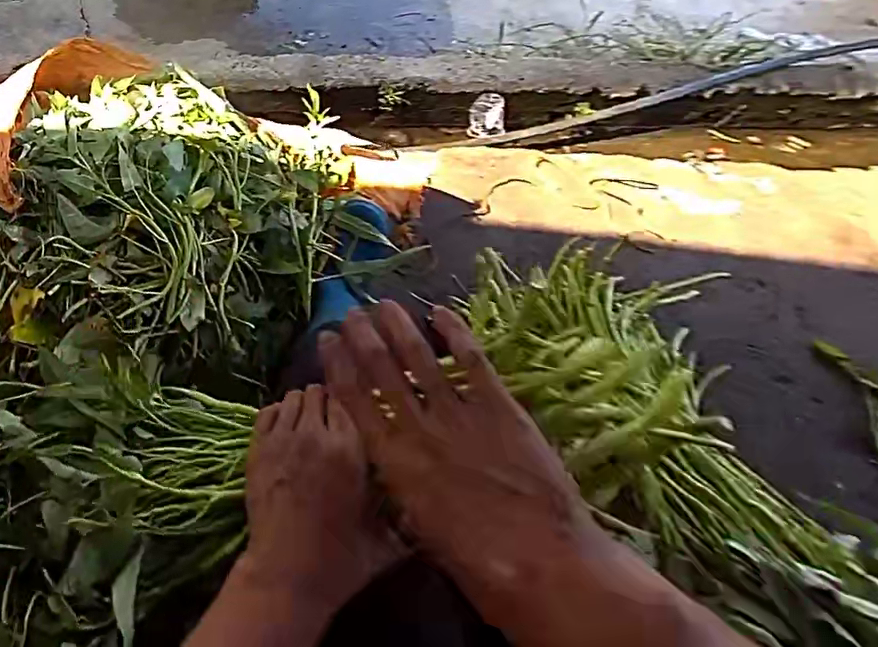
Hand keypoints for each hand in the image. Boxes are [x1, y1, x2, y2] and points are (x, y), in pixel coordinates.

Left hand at [240, 385, 404, 615]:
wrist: (287, 571)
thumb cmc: (339, 560)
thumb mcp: (383, 539)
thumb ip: (402, 515)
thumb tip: (422, 501)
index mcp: (349, 451)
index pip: (347, 403)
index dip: (349, 409)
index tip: (352, 417)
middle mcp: (315, 434)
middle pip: (318, 394)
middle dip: (325, 404)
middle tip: (329, 422)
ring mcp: (282, 437)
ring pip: (293, 398)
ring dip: (302, 406)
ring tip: (307, 424)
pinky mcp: (257, 445)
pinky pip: (268, 410)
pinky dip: (278, 413)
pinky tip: (285, 428)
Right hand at [317, 305, 599, 590]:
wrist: (551, 572)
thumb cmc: (479, 564)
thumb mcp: (418, 525)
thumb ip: (397, 479)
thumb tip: (385, 452)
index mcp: (393, 459)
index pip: (353, 396)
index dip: (336, 362)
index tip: (326, 338)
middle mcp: (418, 428)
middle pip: (380, 368)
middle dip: (362, 335)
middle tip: (352, 313)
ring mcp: (459, 415)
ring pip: (419, 357)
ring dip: (399, 326)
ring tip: (385, 305)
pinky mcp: (500, 410)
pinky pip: (471, 362)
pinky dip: (455, 333)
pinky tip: (441, 313)